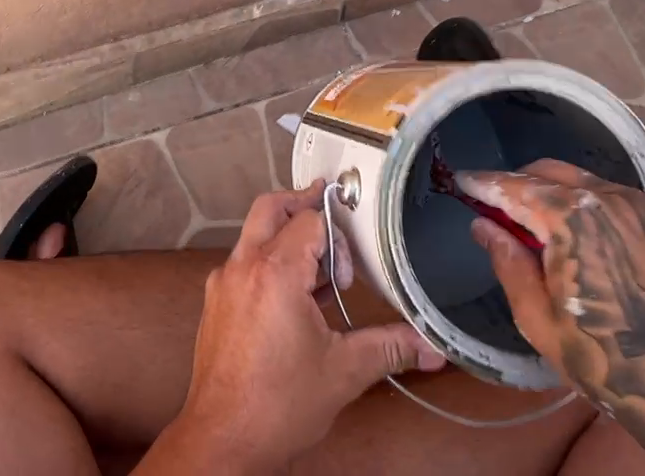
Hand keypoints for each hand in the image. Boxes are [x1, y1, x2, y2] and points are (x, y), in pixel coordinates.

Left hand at [140, 185, 444, 473]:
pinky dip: (267, 263)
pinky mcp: (216, 302)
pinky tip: (292, 300)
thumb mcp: (344, 371)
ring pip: (253, 235)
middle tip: (330, 214)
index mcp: (275, 273)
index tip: (351, 270)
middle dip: (301, 205)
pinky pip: (242, 263)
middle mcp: (242, 267)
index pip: (309, 220)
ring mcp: (223, 283)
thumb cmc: (276, 406)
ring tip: (318, 272)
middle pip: (270, 208)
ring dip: (284, 237)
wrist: (224, 439)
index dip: (338, 240)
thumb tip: (429, 345)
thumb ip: (390, 347)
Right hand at [460, 161, 644, 475]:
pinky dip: (587, 201)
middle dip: (518, 182)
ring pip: (584, 180)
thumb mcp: (538, 317)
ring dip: (553, 190)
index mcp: (570, 217)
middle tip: (496, 201)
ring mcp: (642, 208)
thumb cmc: (607, 357)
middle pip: (549, 173)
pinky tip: (580, 229)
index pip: (514, 188)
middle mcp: (607, 198)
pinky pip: (614, 197)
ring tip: (536, 216)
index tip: (463, 181)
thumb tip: (483, 226)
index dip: (484, 184)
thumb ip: (508, 263)